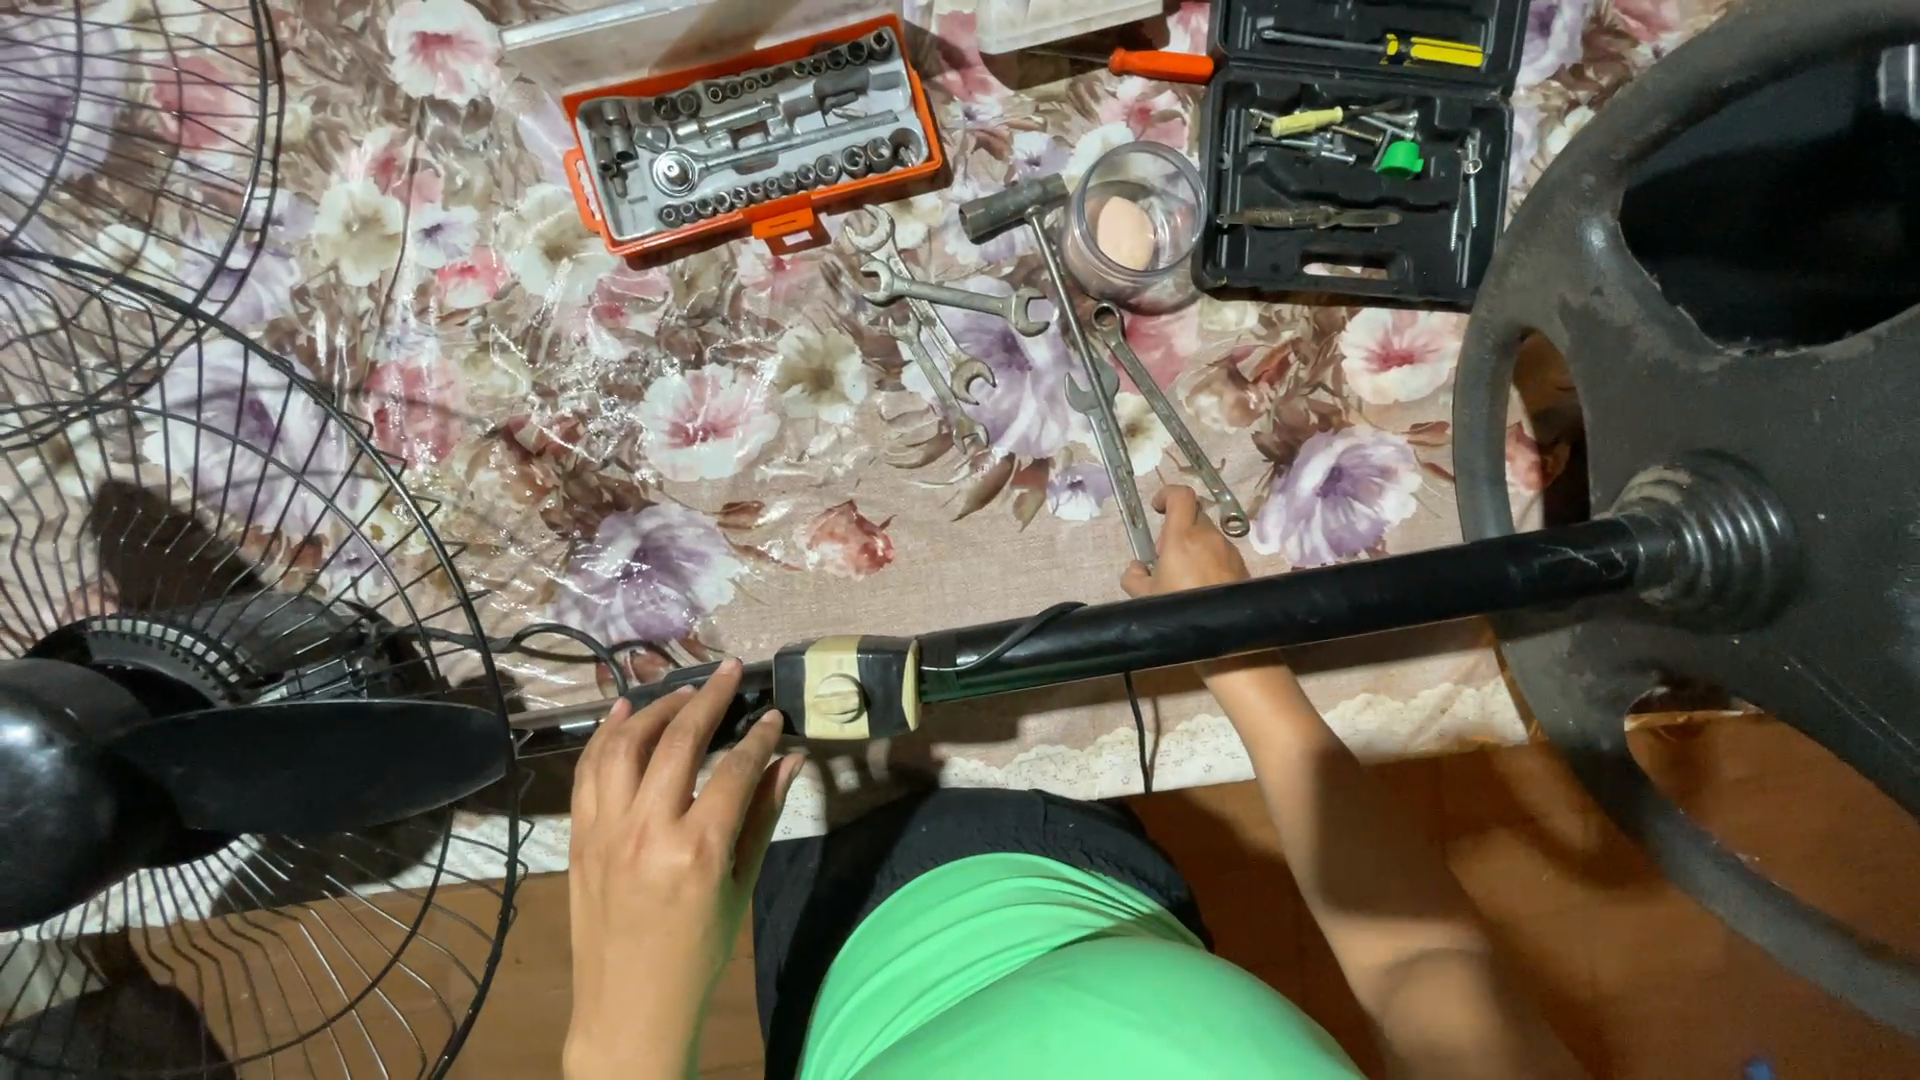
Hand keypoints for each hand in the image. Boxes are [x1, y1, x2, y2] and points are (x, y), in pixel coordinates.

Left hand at [564, 659, 803, 1079]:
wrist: (628, 1009)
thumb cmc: (698, 952)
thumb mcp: (741, 885)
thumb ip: (763, 815)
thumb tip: (790, 760)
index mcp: (696, 850)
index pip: (734, 769)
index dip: (758, 737)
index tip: (773, 716)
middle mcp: (646, 832)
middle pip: (678, 742)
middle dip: (709, 698)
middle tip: (730, 671)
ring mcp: (604, 832)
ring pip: (624, 746)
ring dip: (655, 709)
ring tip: (684, 691)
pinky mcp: (579, 838)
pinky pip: (588, 772)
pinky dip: (606, 736)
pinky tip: (624, 712)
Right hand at [1120, 485, 1250, 596]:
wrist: (1226, 633)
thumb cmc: (1181, 607)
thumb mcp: (1145, 596)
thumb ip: (1133, 577)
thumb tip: (1136, 568)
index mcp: (1183, 537)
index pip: (1181, 496)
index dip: (1167, 494)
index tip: (1157, 508)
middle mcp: (1209, 537)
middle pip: (1193, 515)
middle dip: (1177, 527)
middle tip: (1164, 553)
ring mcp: (1229, 550)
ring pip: (1208, 535)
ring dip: (1193, 544)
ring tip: (1183, 575)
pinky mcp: (1241, 565)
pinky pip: (1221, 552)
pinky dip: (1208, 558)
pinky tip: (1202, 585)